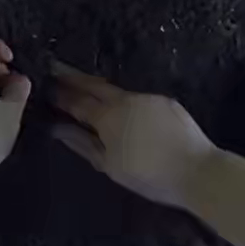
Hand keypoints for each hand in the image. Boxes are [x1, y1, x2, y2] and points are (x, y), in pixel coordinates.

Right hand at [49, 61, 219, 208]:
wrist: (198, 171)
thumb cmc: (149, 175)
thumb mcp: (110, 166)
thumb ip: (82, 144)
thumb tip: (58, 129)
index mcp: (108, 116)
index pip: (77, 101)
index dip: (61, 94)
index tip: (46, 85)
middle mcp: (125, 99)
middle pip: (94, 85)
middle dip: (74, 78)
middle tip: (56, 69)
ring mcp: (147, 98)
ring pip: (116, 91)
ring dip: (98, 88)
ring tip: (84, 88)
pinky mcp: (165, 102)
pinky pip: (137, 98)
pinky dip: (123, 101)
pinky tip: (121, 107)